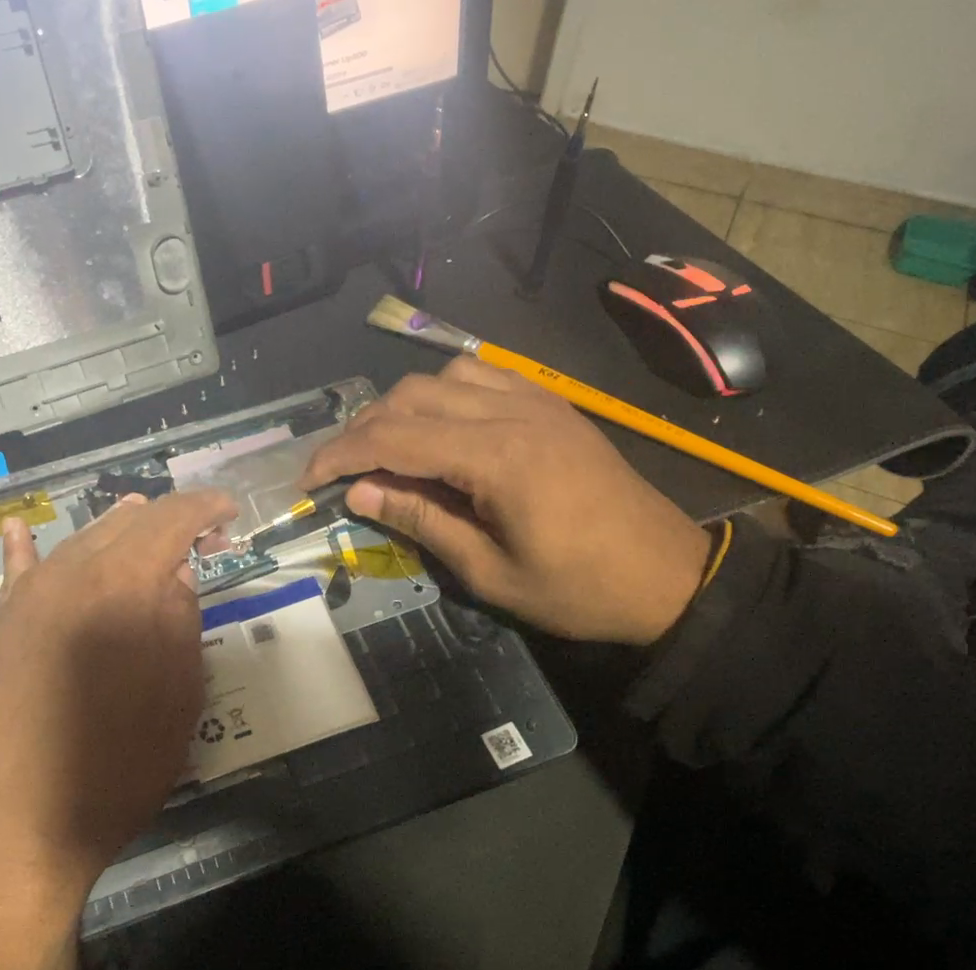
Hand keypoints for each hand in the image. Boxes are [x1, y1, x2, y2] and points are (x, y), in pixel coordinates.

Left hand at [0, 490, 236, 969]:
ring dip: (116, 530)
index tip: (231, 512)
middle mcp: (67, 577)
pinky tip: (19, 529)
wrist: (12, 829)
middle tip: (202, 541)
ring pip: (78, 542)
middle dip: (167, 521)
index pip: (169, 520)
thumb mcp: (176, 700)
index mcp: (120, 587)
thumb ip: (179, 620)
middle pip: (123, 523)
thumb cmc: (112, 770)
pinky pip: (16, 573)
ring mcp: (25, 600)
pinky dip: (25, 547)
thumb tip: (177, 571)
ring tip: (143, 526)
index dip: (204, 508)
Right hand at [300, 355, 710, 644]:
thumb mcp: (489, 571)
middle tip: (341, 471)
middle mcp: (511, 412)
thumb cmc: (577, 589)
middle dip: (362, 430)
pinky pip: (484, 374)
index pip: (393, 438)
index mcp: (495, 456)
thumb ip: (421, 520)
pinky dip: (444, 392)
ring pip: (443, 375)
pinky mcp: (551, 405)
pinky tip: (438, 424)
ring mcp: (535, 401)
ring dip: (402, 406)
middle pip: (410, 397)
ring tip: (386, 448)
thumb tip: (360, 492)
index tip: (308, 479)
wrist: (666, 576)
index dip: (340, 456)